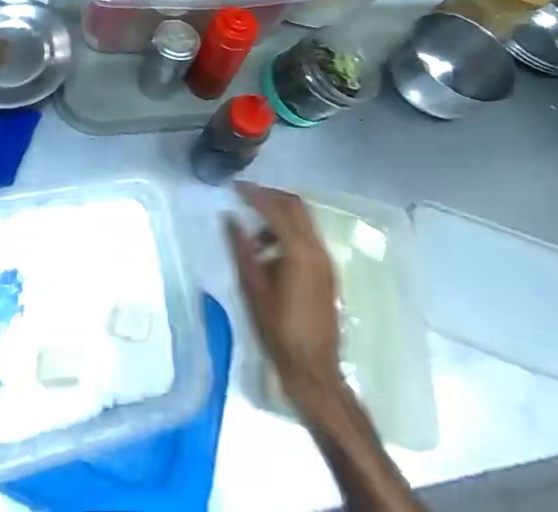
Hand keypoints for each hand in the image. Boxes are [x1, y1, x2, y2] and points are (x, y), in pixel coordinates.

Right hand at [225, 181, 344, 416]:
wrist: (314, 370)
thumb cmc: (278, 333)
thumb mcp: (253, 291)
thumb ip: (241, 251)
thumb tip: (229, 219)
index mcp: (299, 251)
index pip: (276, 207)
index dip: (254, 194)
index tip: (234, 188)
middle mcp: (317, 248)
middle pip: (295, 205)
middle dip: (270, 197)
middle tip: (244, 198)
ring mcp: (326, 259)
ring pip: (303, 220)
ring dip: (279, 217)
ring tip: (253, 239)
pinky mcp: (328, 271)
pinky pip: (308, 238)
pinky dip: (289, 234)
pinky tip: (270, 255)